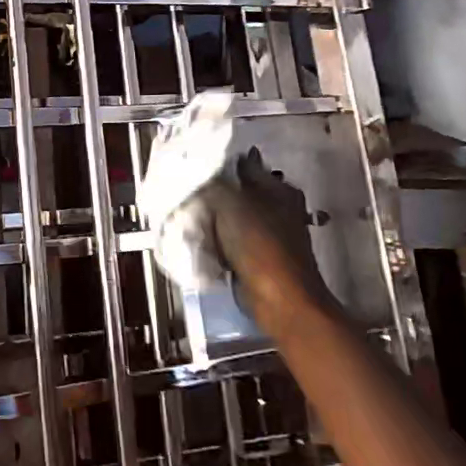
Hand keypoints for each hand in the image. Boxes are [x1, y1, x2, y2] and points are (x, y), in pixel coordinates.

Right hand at [201, 151, 337, 327]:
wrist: (280, 300)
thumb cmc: (260, 245)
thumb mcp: (231, 204)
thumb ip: (213, 183)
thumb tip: (197, 168)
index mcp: (278, 188)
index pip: (243, 165)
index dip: (217, 164)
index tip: (190, 169)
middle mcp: (277, 207)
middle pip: (236, 193)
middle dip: (211, 196)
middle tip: (185, 196)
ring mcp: (269, 234)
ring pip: (231, 218)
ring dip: (212, 221)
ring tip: (188, 218)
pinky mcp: (259, 257)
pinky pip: (230, 242)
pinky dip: (217, 242)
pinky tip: (200, 242)